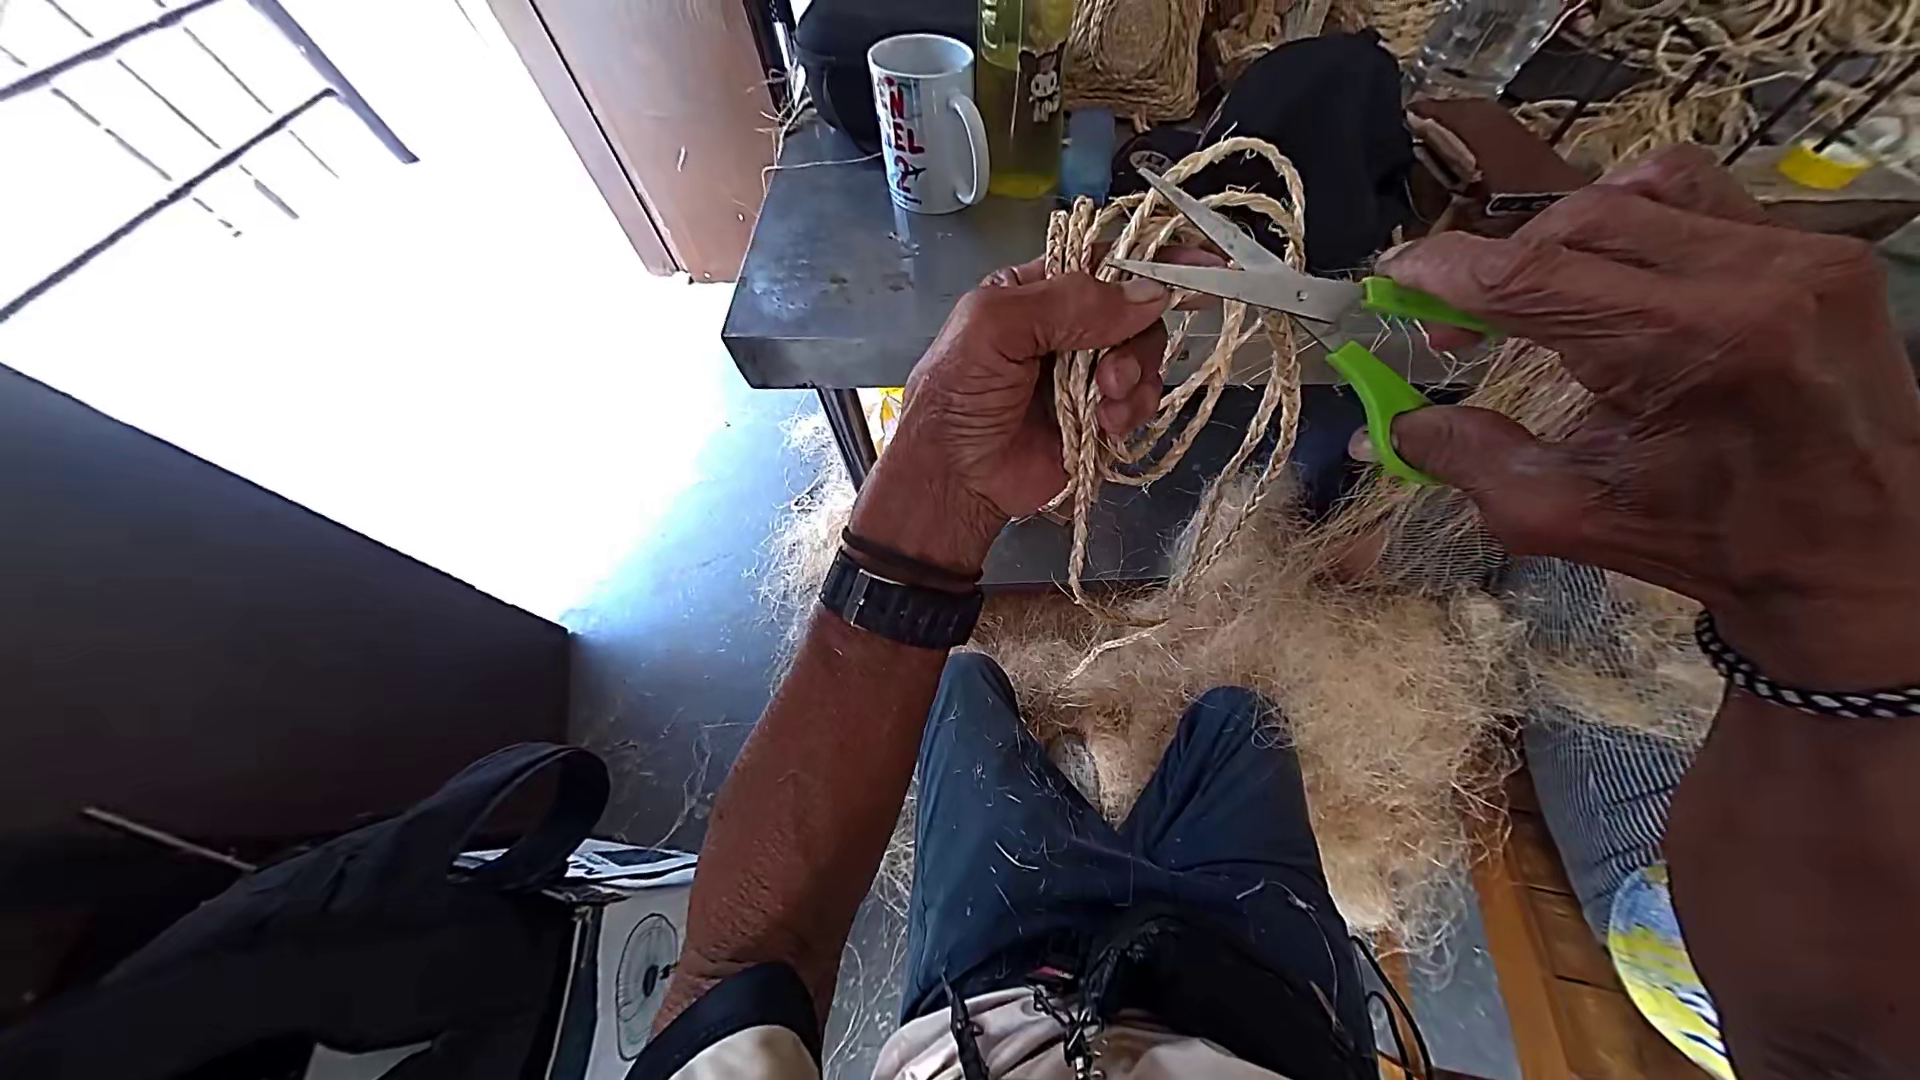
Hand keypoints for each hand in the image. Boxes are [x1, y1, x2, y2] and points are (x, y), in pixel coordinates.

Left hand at [847, 260, 1174, 580]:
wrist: (954, 476)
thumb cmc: (960, 394)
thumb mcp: (996, 327)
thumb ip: (1068, 302)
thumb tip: (1150, 295)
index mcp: (1036, 294)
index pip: (1104, 262)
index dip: (1151, 260)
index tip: (1203, 264)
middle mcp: (1066, 330)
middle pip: (1135, 311)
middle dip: (1136, 339)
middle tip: (1111, 374)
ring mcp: (1084, 377)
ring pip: (1144, 358)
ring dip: (1135, 378)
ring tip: (1105, 404)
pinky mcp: (1098, 419)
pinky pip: (1140, 403)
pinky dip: (1133, 411)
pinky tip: (1107, 427)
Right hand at [1379, 145, 1919, 687]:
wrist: (1860, 543)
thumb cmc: (1697, 536)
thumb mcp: (1548, 511)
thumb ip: (1458, 456)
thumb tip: (1385, 427)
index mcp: (1688, 348)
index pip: (1531, 278)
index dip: (1442, 270)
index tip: (1389, 273)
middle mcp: (1752, 277)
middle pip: (1574, 223)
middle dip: (1484, 266)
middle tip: (1444, 328)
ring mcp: (1794, 252)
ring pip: (1634, 191)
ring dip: (1547, 240)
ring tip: (1516, 297)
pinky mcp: (1808, 251)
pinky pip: (1691, 196)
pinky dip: (1615, 222)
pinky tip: (1590, 273)